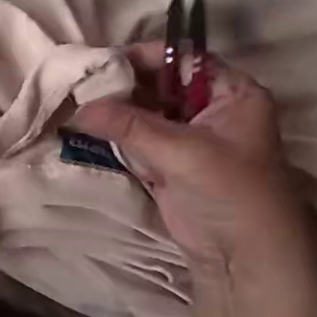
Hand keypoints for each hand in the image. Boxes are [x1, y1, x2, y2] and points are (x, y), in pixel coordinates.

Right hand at [72, 44, 315, 282]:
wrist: (242, 259)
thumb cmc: (231, 194)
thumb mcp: (183, 152)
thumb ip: (130, 124)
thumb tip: (79, 106)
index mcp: (230, 92)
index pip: (181, 59)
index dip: (143, 57)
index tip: (101, 62)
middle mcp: (207, 107)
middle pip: (156, 82)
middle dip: (120, 83)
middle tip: (79, 82)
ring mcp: (184, 135)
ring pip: (141, 109)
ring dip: (111, 108)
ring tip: (74, 100)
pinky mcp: (164, 160)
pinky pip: (132, 136)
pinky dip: (111, 131)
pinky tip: (83, 124)